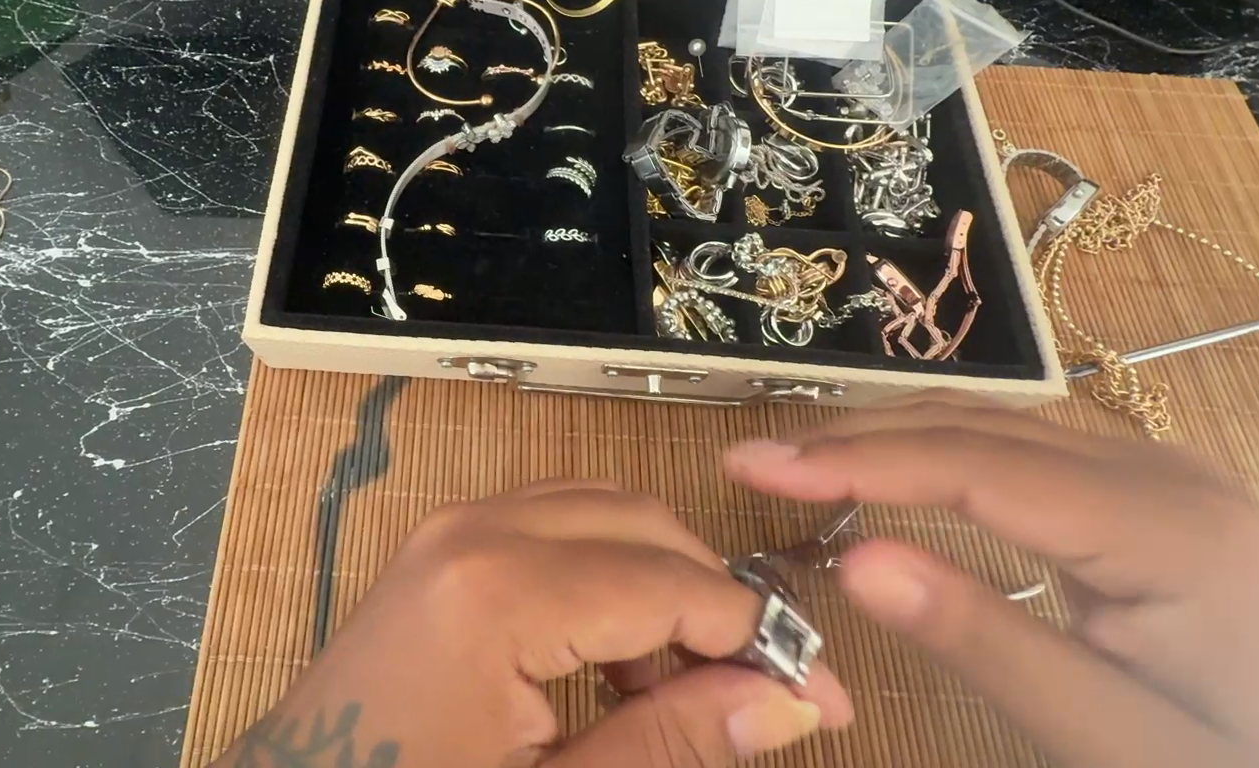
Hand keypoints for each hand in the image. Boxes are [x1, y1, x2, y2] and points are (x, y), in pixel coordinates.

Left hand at [215, 479, 852, 767]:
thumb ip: (672, 744)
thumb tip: (782, 702)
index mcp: (497, 588)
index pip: (664, 578)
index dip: (753, 632)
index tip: (814, 690)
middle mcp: (474, 528)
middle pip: (635, 521)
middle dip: (710, 594)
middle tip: (759, 685)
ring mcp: (452, 527)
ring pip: (597, 513)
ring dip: (659, 580)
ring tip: (686, 686)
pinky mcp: (443, 544)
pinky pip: (551, 528)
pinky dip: (605, 575)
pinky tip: (618, 660)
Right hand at [725, 403, 1258, 767]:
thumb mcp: (1131, 748)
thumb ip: (991, 645)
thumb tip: (853, 561)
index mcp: (1167, 528)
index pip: (969, 463)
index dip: (849, 460)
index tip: (751, 466)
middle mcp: (1158, 470)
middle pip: (971, 427)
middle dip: (850, 439)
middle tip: (752, 463)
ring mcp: (1157, 470)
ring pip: (987, 424)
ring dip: (883, 438)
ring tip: (799, 463)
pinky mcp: (1147, 487)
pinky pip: (1015, 446)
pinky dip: (930, 450)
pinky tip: (888, 468)